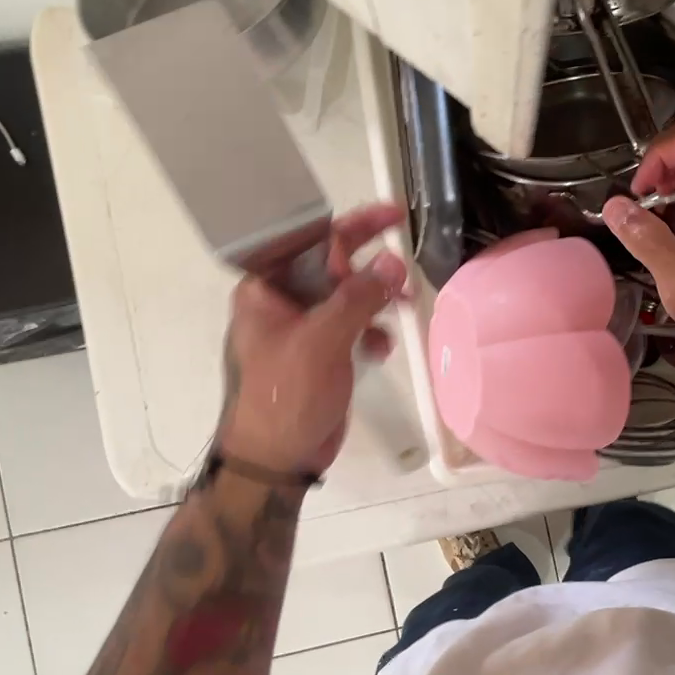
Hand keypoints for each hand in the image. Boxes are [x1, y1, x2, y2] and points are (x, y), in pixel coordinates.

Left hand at [216, 204, 408, 475]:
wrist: (276, 459)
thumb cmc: (285, 396)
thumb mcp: (322, 342)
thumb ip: (359, 299)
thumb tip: (394, 263)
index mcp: (267, 289)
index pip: (310, 241)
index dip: (352, 227)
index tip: (392, 215)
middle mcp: (283, 302)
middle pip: (333, 266)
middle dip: (371, 266)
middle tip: (407, 262)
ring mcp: (304, 329)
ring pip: (349, 298)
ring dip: (377, 301)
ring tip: (405, 308)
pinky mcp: (322, 355)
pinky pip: (353, 328)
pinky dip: (372, 332)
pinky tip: (383, 348)